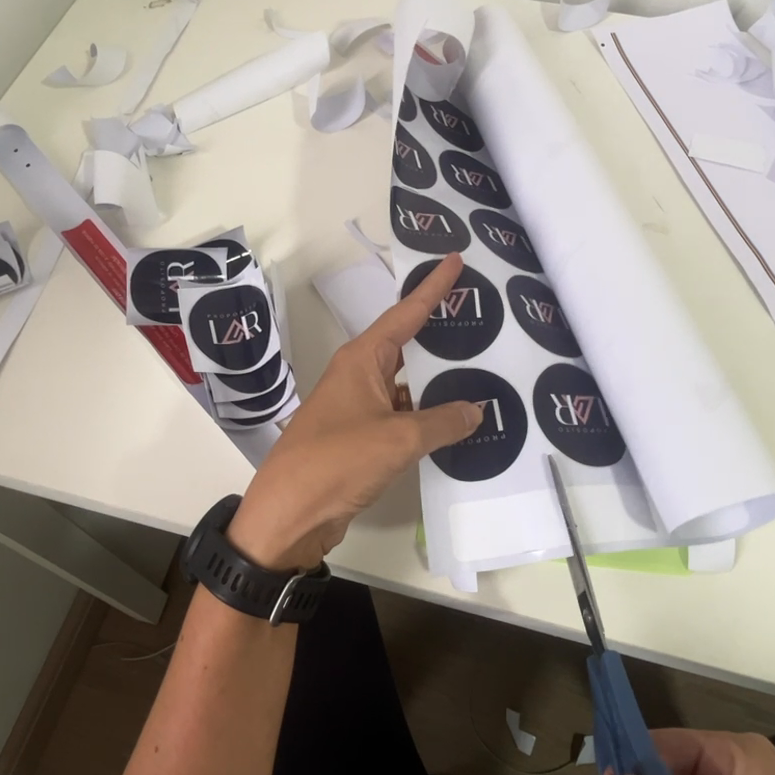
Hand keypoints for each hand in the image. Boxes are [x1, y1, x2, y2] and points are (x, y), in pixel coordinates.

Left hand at [226, 253, 482, 570]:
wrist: (289, 515)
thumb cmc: (337, 463)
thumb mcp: (398, 439)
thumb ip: (442, 422)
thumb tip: (475, 410)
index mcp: (362, 360)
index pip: (405, 313)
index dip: (432, 287)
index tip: (454, 259)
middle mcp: (359, 376)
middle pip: (407, 345)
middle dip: (441, 333)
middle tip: (482, 317)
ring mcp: (358, 408)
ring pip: (408, 385)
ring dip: (439, 382)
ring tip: (485, 372)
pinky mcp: (361, 438)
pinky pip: (402, 416)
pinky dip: (428, 417)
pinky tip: (458, 423)